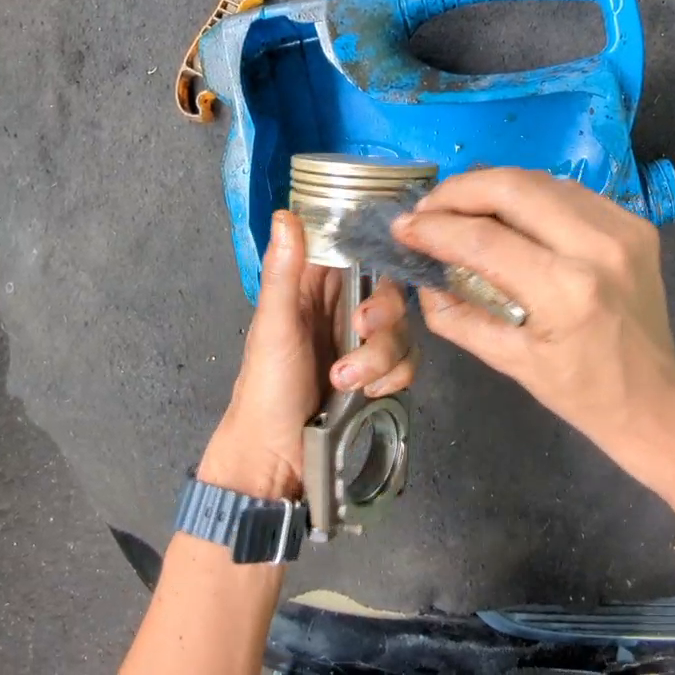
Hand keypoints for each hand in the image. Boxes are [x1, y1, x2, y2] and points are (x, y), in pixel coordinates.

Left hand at [199, 210, 418, 500]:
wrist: (275, 460)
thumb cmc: (267, 388)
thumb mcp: (273, 327)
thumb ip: (283, 273)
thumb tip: (286, 214)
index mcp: (312, 288)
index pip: (357, 255)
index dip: (375, 260)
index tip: (373, 279)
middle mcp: (342, 309)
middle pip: (388, 293)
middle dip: (383, 316)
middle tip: (362, 332)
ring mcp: (363, 343)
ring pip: (401, 330)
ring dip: (381, 358)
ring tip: (347, 383)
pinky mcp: (380, 374)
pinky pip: (407, 363)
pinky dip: (393, 379)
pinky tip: (367, 395)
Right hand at [393, 168, 674, 485]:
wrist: (656, 398)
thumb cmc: (580, 392)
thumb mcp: (509, 362)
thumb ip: (456, 315)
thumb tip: (421, 274)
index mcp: (567, 292)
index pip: (484, 240)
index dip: (435, 228)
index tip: (402, 227)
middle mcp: (598, 247)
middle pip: (511, 187)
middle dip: (458, 191)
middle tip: (427, 208)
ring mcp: (622, 228)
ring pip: (538, 179)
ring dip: (489, 187)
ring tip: (457, 206)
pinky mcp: (633, 222)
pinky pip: (566, 190)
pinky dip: (527, 194)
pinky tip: (504, 211)